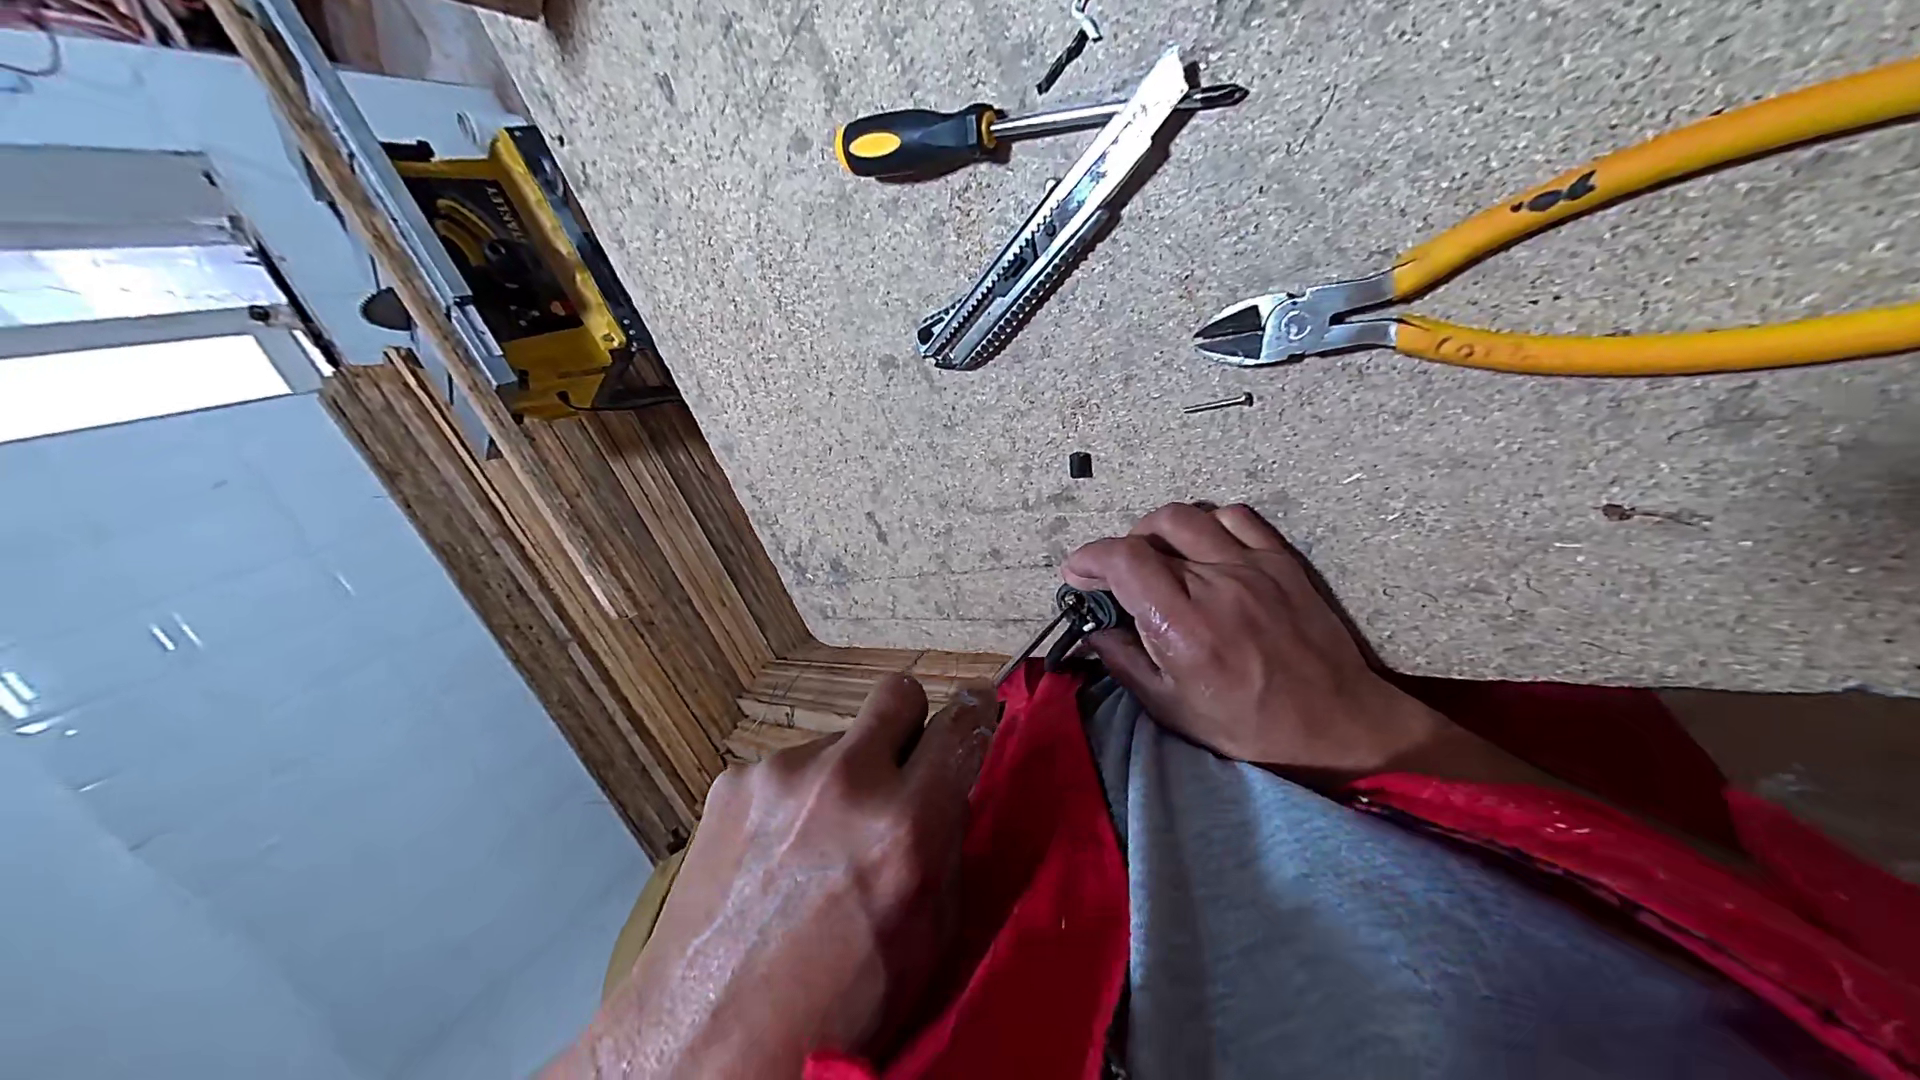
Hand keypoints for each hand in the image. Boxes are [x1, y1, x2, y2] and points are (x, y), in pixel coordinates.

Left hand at [546, 676, 999, 1078]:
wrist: (706, 1046)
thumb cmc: (835, 1013)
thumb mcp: (928, 938)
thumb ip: (946, 846)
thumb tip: (950, 788)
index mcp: (904, 827)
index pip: (960, 726)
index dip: (975, 714)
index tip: (974, 712)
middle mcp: (843, 782)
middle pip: (898, 693)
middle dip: (908, 722)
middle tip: (896, 771)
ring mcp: (779, 774)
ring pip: (838, 742)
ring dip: (842, 778)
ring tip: (815, 846)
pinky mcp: (732, 781)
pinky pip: (786, 770)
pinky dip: (792, 799)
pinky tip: (773, 855)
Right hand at [1064, 503, 1513, 781]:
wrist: (1336, 727)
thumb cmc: (1247, 727)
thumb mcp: (1169, 706)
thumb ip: (1123, 660)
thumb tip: (1092, 629)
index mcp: (1181, 625)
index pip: (1122, 559)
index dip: (1088, 558)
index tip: (1076, 574)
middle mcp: (1214, 584)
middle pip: (1149, 533)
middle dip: (1117, 550)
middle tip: (1114, 577)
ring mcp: (1252, 567)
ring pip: (1187, 517)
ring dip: (1156, 531)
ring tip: (1155, 557)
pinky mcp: (1282, 561)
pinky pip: (1237, 516)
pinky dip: (1207, 523)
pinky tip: (1203, 548)